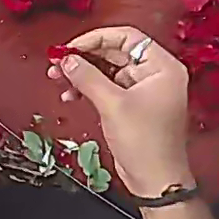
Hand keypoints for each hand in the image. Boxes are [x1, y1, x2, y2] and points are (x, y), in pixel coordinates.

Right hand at [49, 27, 191, 198]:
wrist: (155, 181)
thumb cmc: (143, 141)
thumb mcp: (113, 105)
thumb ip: (88, 77)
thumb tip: (66, 59)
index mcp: (162, 66)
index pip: (127, 37)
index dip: (96, 38)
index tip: (70, 48)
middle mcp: (155, 73)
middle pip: (114, 52)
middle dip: (84, 58)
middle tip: (57, 63)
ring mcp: (143, 88)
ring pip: (107, 69)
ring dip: (82, 74)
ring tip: (57, 79)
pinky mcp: (132, 103)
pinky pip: (107, 86)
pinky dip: (88, 88)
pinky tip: (69, 95)